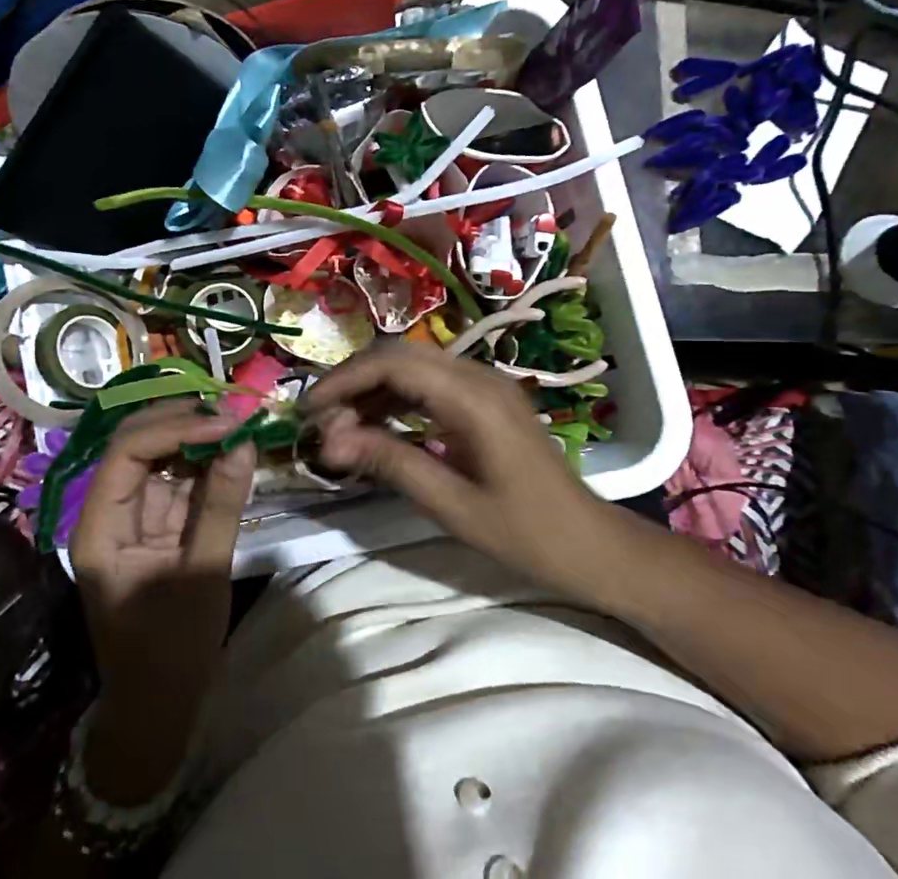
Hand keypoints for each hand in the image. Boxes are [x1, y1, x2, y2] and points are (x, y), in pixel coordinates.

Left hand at [68, 401, 252, 802]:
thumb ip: (221, 506)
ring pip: (161, 461)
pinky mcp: (158, 530)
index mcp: (100, 528)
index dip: (175, 429)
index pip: (127, 453)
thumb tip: (243, 444)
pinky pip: (180, 485)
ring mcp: (134, 520)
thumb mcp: (203, 575)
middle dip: (183, 421)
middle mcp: (109, 514)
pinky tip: (234, 452)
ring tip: (241, 422)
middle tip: (235, 410)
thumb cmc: (172, 649)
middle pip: (137, 446)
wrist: (159, 706)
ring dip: (199, 439)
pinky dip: (207, 467)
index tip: (225, 423)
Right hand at [301, 343, 616, 584]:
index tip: (310, 411)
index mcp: (474, 399)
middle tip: (322, 422)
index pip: (395, 364)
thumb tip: (329, 441)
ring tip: (343, 429)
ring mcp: (489, 385)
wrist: (587, 540)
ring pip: (418, 367)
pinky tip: (380, 427)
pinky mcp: (491, 400)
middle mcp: (481, 377)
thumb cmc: (523, 531)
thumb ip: (391, 463)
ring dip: (376, 389)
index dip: (345, 380)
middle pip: (403, 356)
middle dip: (356, 381)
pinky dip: (401, 399)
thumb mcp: (450, 504)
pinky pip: (436, 384)